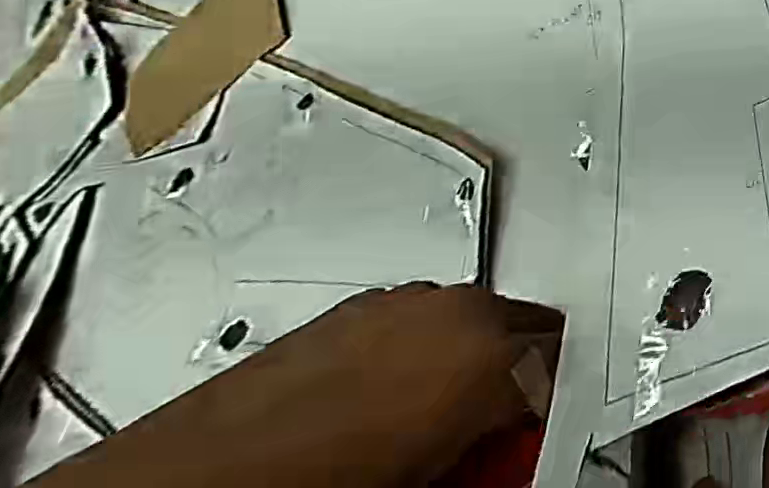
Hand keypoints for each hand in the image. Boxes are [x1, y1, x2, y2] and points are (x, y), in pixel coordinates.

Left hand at [33, 282, 562, 487]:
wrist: (208, 473)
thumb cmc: (313, 480)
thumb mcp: (438, 475)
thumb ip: (489, 444)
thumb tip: (507, 445)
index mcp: (491, 355)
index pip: (560, 360)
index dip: (558, 395)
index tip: (543, 420)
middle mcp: (460, 311)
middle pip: (530, 322)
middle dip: (524, 363)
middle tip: (503, 417)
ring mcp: (414, 299)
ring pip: (480, 311)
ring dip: (477, 349)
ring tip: (440, 409)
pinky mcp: (369, 301)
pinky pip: (428, 311)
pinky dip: (430, 340)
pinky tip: (393, 391)